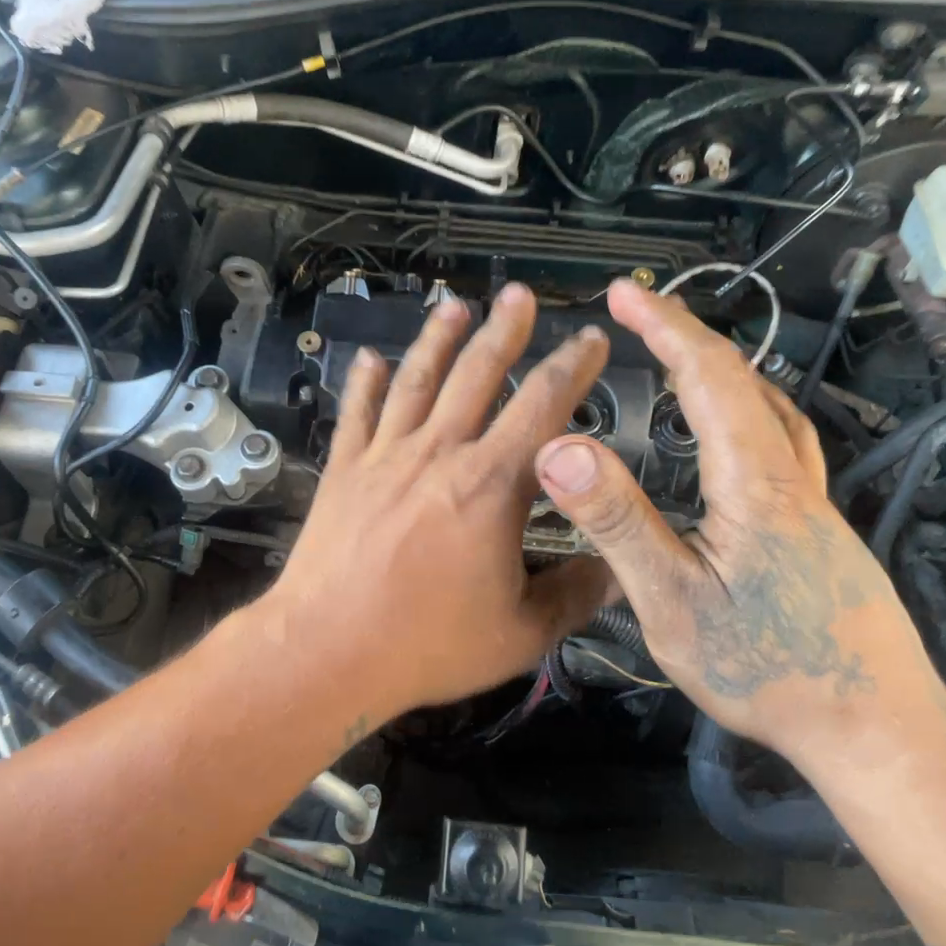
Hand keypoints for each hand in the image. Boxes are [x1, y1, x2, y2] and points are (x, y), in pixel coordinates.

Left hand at [259, 283, 615, 715]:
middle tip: (520, 295)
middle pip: (477, 375)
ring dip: (437, 340)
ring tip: (454, 306)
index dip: (574, 368)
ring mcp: (385, 456)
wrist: (326, 650)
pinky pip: (357, 414)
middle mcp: (439, 453)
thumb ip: (575, 596)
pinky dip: (365, 382)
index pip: (544, 407)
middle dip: (504, 331)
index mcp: (492, 484)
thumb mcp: (520, 633)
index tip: (592, 339)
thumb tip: (619, 570)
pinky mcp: (344, 470)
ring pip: (416, 381)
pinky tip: (371, 357)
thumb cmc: (427, 644)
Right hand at [532, 281, 941, 765]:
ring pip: (773, 410)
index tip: (624, 293)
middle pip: (745, 382)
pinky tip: (735, 440)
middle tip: (638, 315)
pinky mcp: (822, 532)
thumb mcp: (672, 602)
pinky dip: (748, 411)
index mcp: (755, 483)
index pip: (709, 379)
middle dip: (687, 337)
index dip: (665, 328)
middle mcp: (792, 478)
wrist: (875, 731)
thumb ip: (618, 522)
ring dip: (722, 371)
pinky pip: (784, 445)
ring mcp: (816, 505)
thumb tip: (559, 447)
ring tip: (678, 361)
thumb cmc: (768, 670)